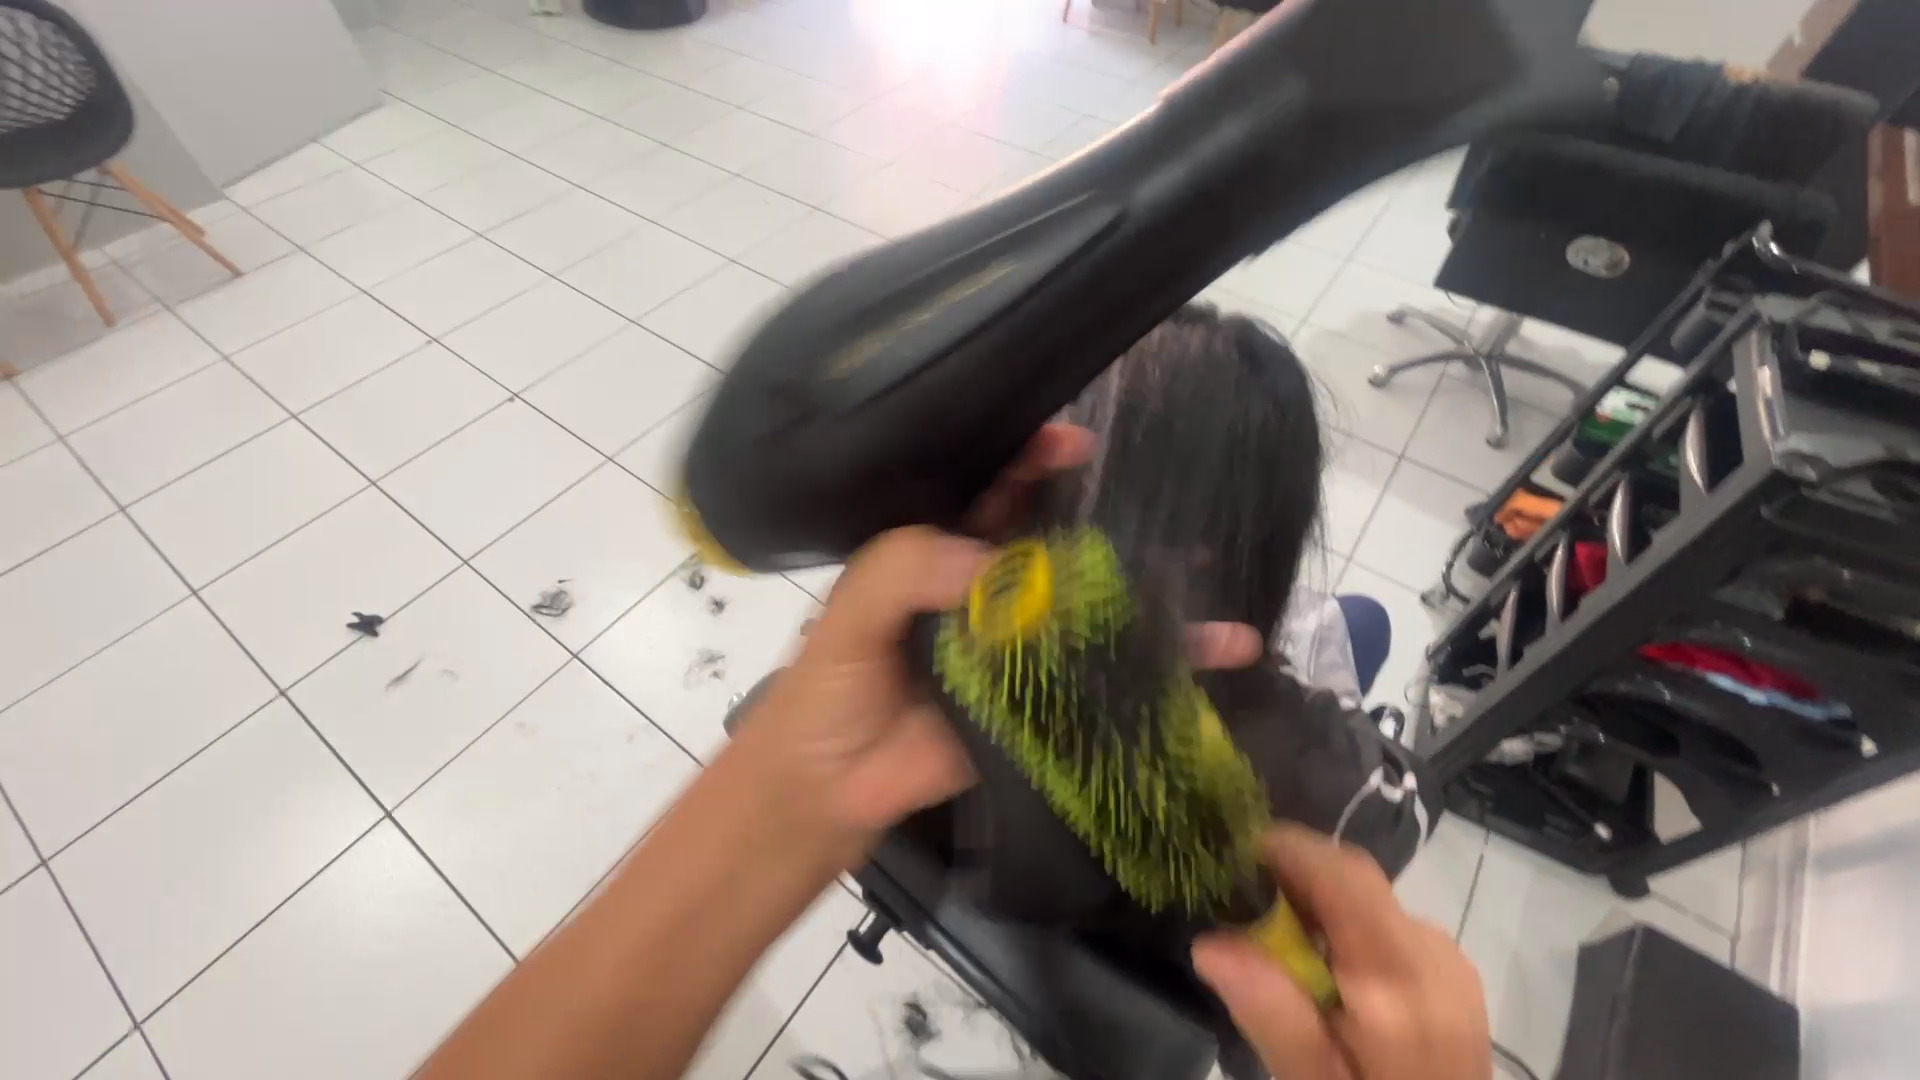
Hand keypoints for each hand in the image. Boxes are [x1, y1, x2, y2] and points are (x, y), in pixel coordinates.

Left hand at [730, 423, 1266, 839]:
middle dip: (1107, 517)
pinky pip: (1105, 679)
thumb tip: (995, 566)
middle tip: (1163, 500)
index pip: (996, 493)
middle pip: (1057, 543)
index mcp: (943, 554)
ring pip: (1092, 607)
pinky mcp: (1045, 703)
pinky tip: (1216, 650)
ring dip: (1149, 589)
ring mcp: (1023, 647)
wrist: (831, 786)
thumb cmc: (830, 685)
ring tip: (1203, 567)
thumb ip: (906, 568)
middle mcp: (991, 591)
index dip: (1034, 462)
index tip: (1075, 444)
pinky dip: (1161, 669)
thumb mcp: (851, 611)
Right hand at [1191, 826, 1489, 1079]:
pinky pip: (1383, 915)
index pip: (1343, 875)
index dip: (1286, 848)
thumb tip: (1208, 945)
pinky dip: (1341, 918)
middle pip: (1353, 876)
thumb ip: (1272, 1017)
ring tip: (1270, 932)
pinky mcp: (1449, 969)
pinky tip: (1317, 958)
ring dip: (1314, 896)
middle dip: (1291, 871)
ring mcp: (1446, 959)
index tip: (1229, 854)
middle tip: (1236, 897)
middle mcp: (1431, 954)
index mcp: (1397, 981)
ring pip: (1365, 894)